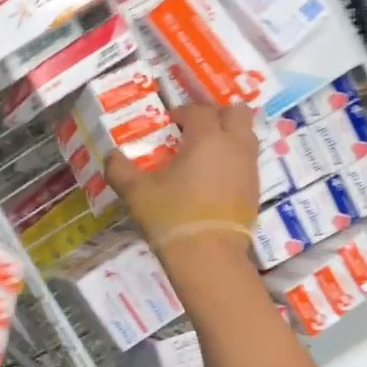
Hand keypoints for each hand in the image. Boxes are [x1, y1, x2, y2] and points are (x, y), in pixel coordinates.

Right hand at [105, 104, 259, 280]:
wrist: (208, 254)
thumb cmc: (171, 216)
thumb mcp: (136, 192)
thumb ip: (120, 169)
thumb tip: (111, 155)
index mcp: (207, 138)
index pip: (197, 111)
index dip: (181, 112)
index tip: (168, 123)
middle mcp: (234, 146)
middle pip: (237, 112)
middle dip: (216, 114)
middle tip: (195, 129)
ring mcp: (249, 168)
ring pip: (247, 136)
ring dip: (228, 136)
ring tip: (204, 153)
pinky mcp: (255, 190)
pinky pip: (247, 162)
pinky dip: (232, 160)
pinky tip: (212, 179)